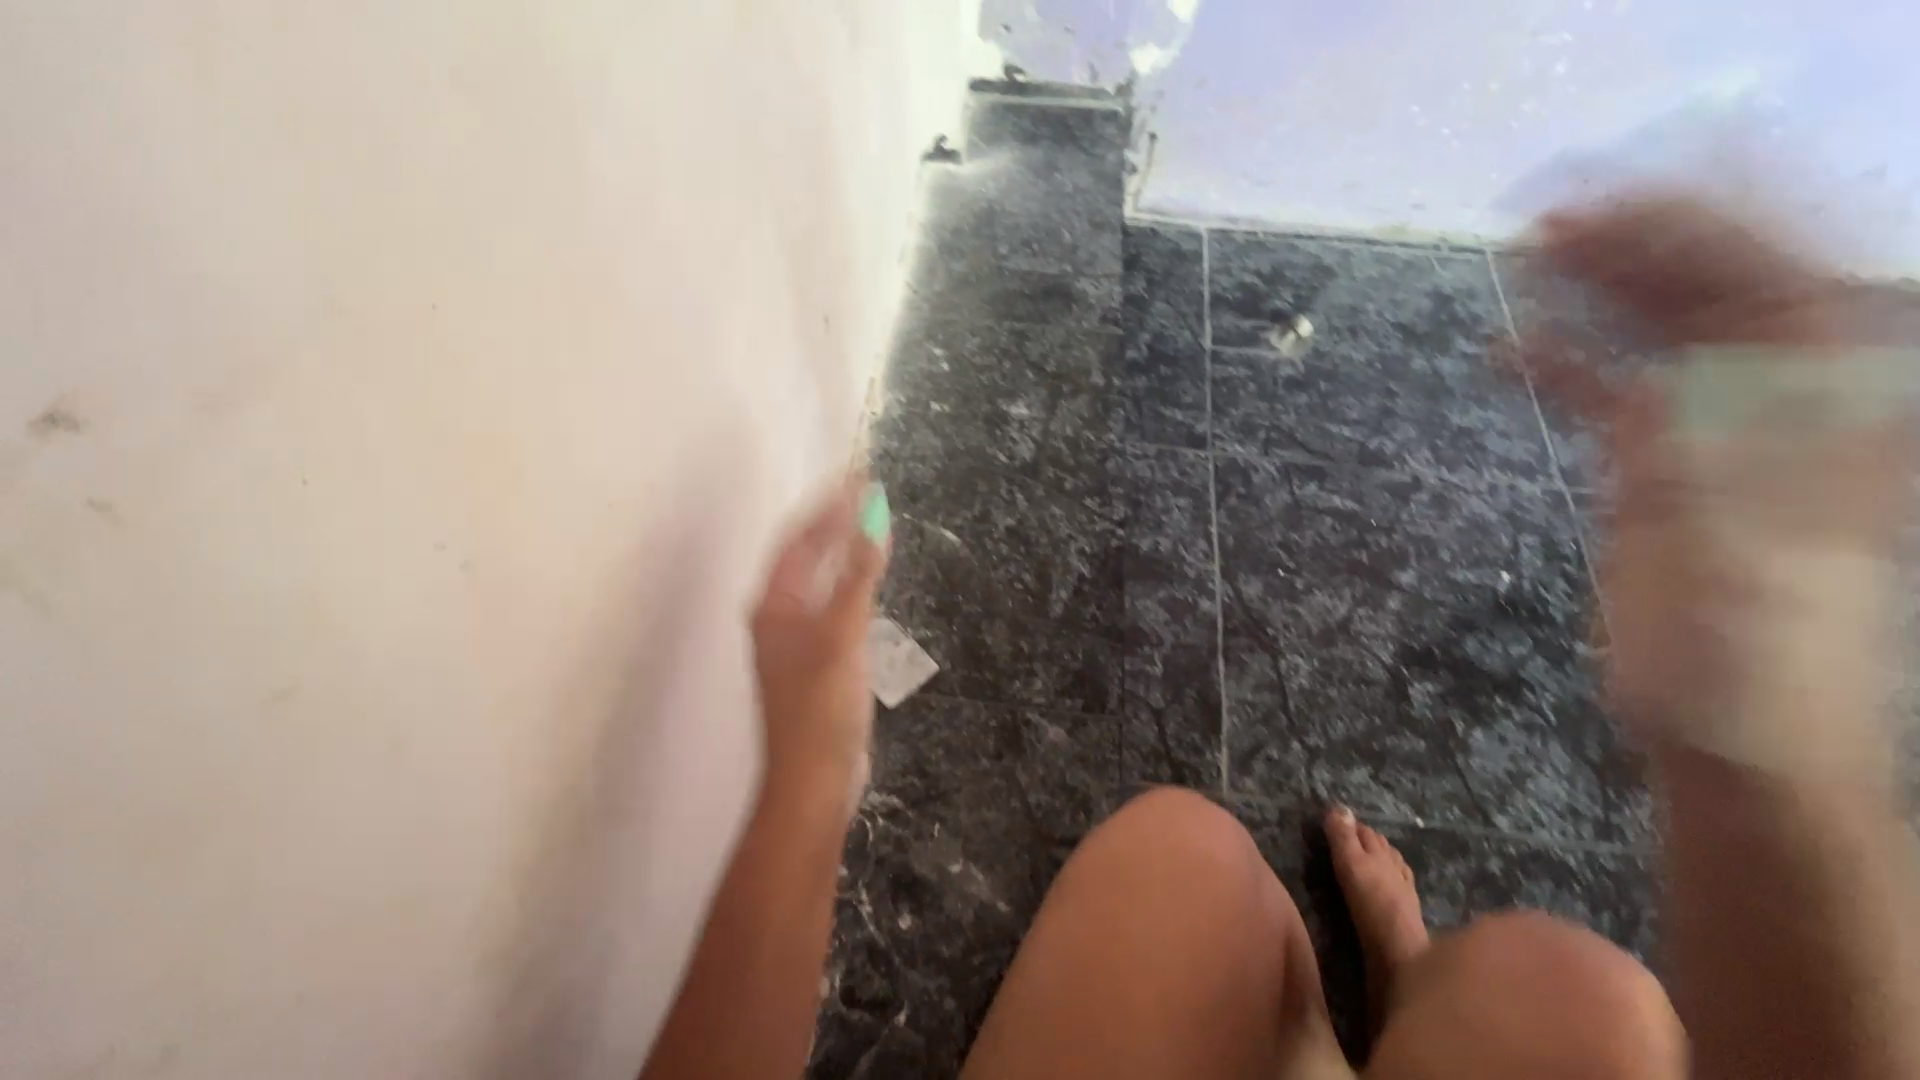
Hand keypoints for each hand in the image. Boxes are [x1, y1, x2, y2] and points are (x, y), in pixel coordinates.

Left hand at [750, 478, 887, 810]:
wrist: (813, 781)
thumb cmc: (820, 709)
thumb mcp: (842, 637)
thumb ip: (858, 577)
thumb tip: (874, 520)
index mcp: (773, 605)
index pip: (801, 537)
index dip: (829, 503)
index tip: (860, 473)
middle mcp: (778, 616)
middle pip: (806, 554)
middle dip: (834, 519)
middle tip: (868, 488)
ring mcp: (795, 640)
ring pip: (818, 579)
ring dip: (842, 548)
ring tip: (869, 520)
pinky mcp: (815, 661)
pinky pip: (832, 604)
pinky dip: (850, 582)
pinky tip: (867, 580)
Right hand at [1515, 194, 1912, 773]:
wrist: (1724, 732)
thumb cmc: (1746, 663)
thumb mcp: (1742, 563)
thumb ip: (1711, 465)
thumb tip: (1664, 377)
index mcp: (1827, 418)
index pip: (1781, 289)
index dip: (1716, 226)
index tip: (1637, 187)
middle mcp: (1778, 407)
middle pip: (1713, 297)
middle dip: (1640, 246)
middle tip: (1554, 213)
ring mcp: (1712, 434)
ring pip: (1653, 335)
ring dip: (1595, 292)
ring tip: (1527, 254)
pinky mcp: (1651, 470)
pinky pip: (1601, 394)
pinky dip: (1556, 367)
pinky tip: (1503, 351)